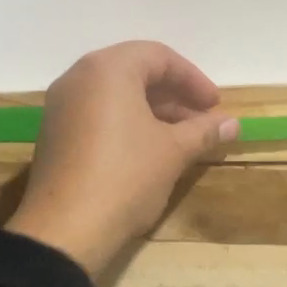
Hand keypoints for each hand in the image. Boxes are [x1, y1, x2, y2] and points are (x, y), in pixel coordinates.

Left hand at [5, 42, 238, 278]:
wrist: (66, 229)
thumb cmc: (126, 177)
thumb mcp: (173, 152)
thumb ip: (203, 131)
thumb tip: (232, 123)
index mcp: (107, 69)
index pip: (158, 57)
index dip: (193, 80)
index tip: (215, 106)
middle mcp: (78, 78)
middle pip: (134, 73)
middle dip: (172, 96)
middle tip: (202, 122)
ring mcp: (60, 107)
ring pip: (114, 97)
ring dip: (151, 112)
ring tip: (181, 140)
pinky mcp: (54, 135)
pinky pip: (96, 116)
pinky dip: (125, 125)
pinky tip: (148, 152)